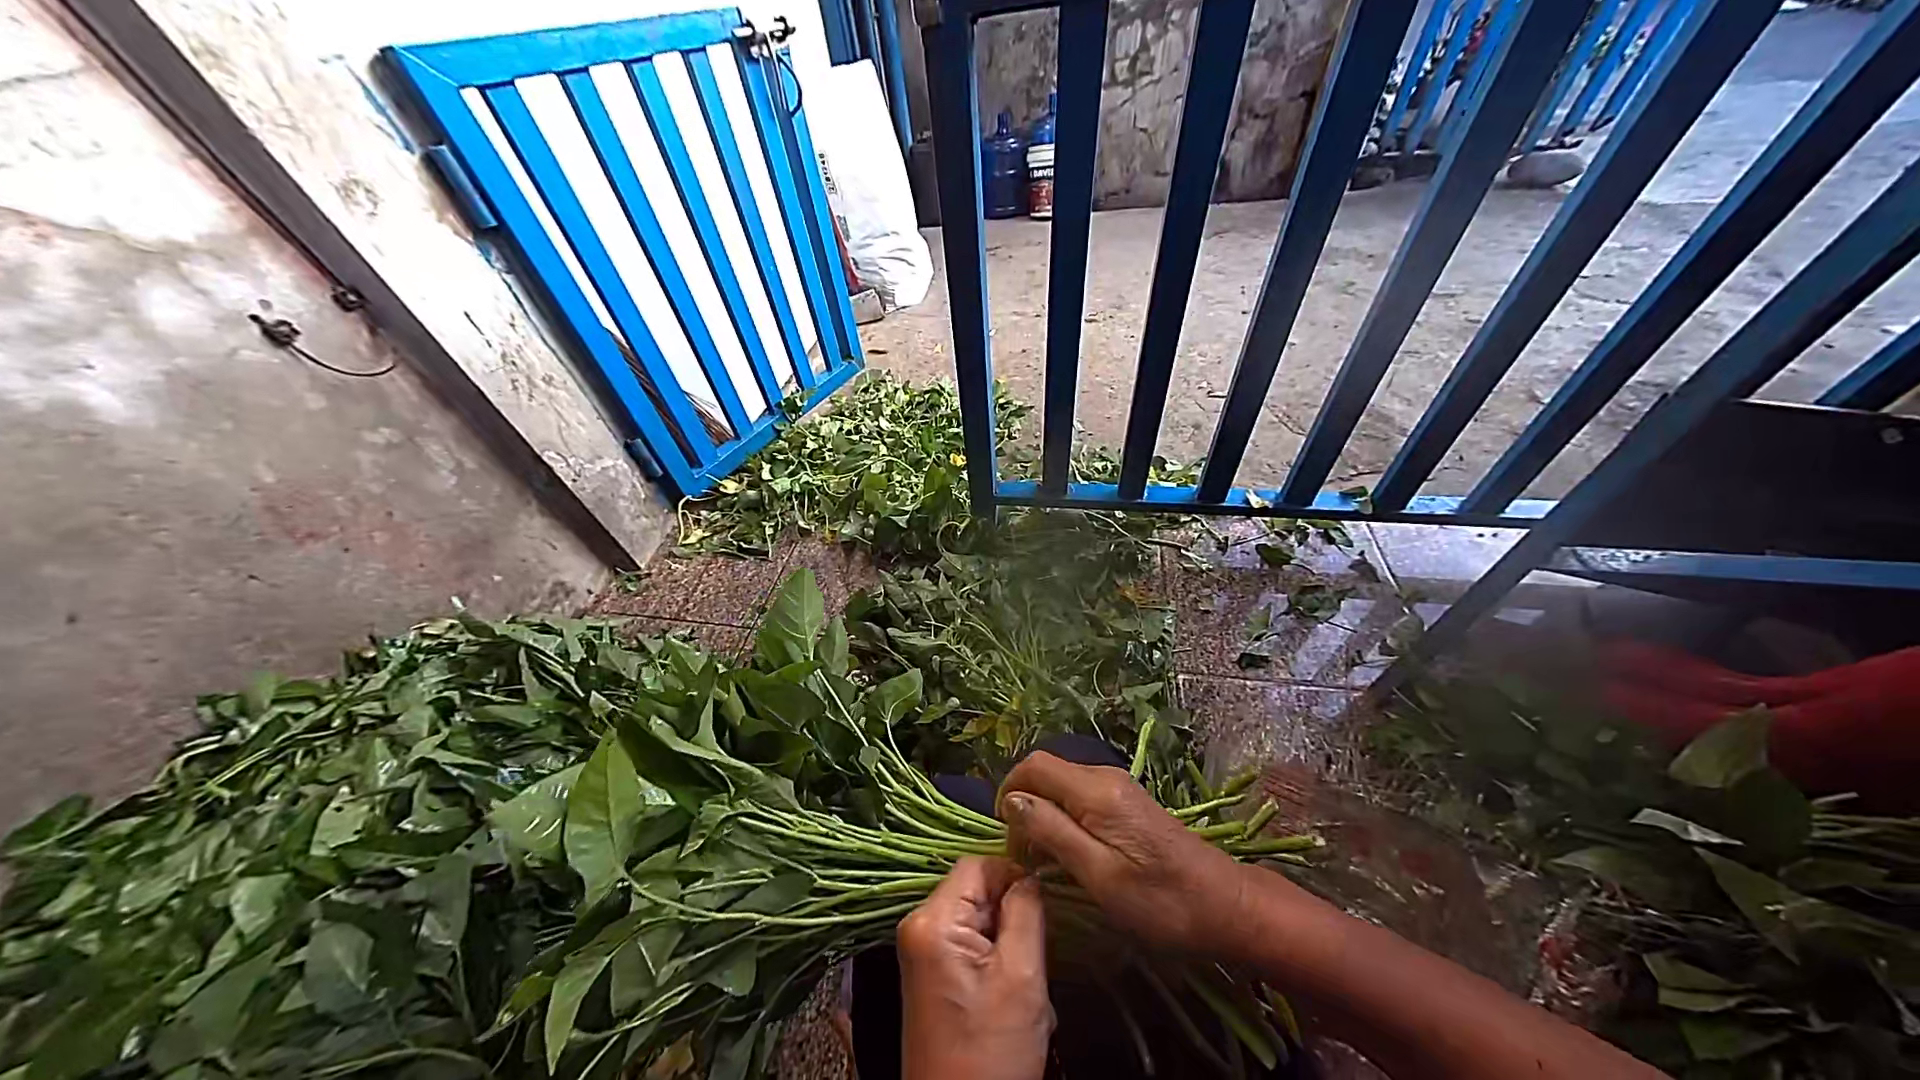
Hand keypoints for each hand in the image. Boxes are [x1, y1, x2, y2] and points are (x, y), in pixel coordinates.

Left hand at [897, 856, 1051, 1079]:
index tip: (1042, 905)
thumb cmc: (989, 1055)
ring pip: (983, 922)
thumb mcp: (1020, 976)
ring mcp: (926, 953)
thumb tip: (1031, 875)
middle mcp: (921, 928)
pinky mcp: (935, 975)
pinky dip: (1001, 967)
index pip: (978, 864)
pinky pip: (975, 947)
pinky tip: (1012, 1002)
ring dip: (1012, 948)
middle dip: (1014, 920)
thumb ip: (1026, 912)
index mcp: (932, 921)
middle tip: (1032, 962)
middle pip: (979, 892)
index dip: (1014, 875)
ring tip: (1024, 991)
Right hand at [998, 751, 1265, 955]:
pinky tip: (1069, 851)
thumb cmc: (1161, 901)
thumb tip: (1012, 800)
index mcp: (1096, 791)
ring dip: (1043, 813)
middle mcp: (1105, 777)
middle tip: (1023, 854)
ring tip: (1043, 857)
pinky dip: (1063, 817)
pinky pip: (1080, 796)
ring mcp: (1119, 787)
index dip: (1009, 791)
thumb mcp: (1098, 874)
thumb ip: (1053, 831)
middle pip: (1046, 772)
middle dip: (1024, 804)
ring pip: (1061, 784)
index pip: (1034, 766)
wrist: (1227, 907)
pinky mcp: (1128, 802)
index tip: (1006, 835)